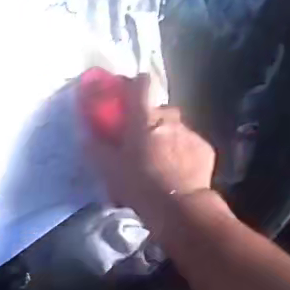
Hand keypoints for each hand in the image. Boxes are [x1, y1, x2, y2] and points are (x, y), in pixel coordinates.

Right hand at [79, 71, 216, 221]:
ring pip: (174, 128)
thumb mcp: (107, 168)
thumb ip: (96, 147)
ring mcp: (190, 133)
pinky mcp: (204, 149)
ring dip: (164, 137)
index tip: (125, 91)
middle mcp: (169, 119)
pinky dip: (180, 152)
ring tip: (156, 161)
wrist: (178, 205)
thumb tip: (86, 133)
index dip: (132, 84)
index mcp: (143, 119)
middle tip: (137, 141)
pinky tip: (173, 171)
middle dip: (148, 120)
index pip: (140, 85)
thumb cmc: (137, 183)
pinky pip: (188, 144)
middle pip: (158, 110)